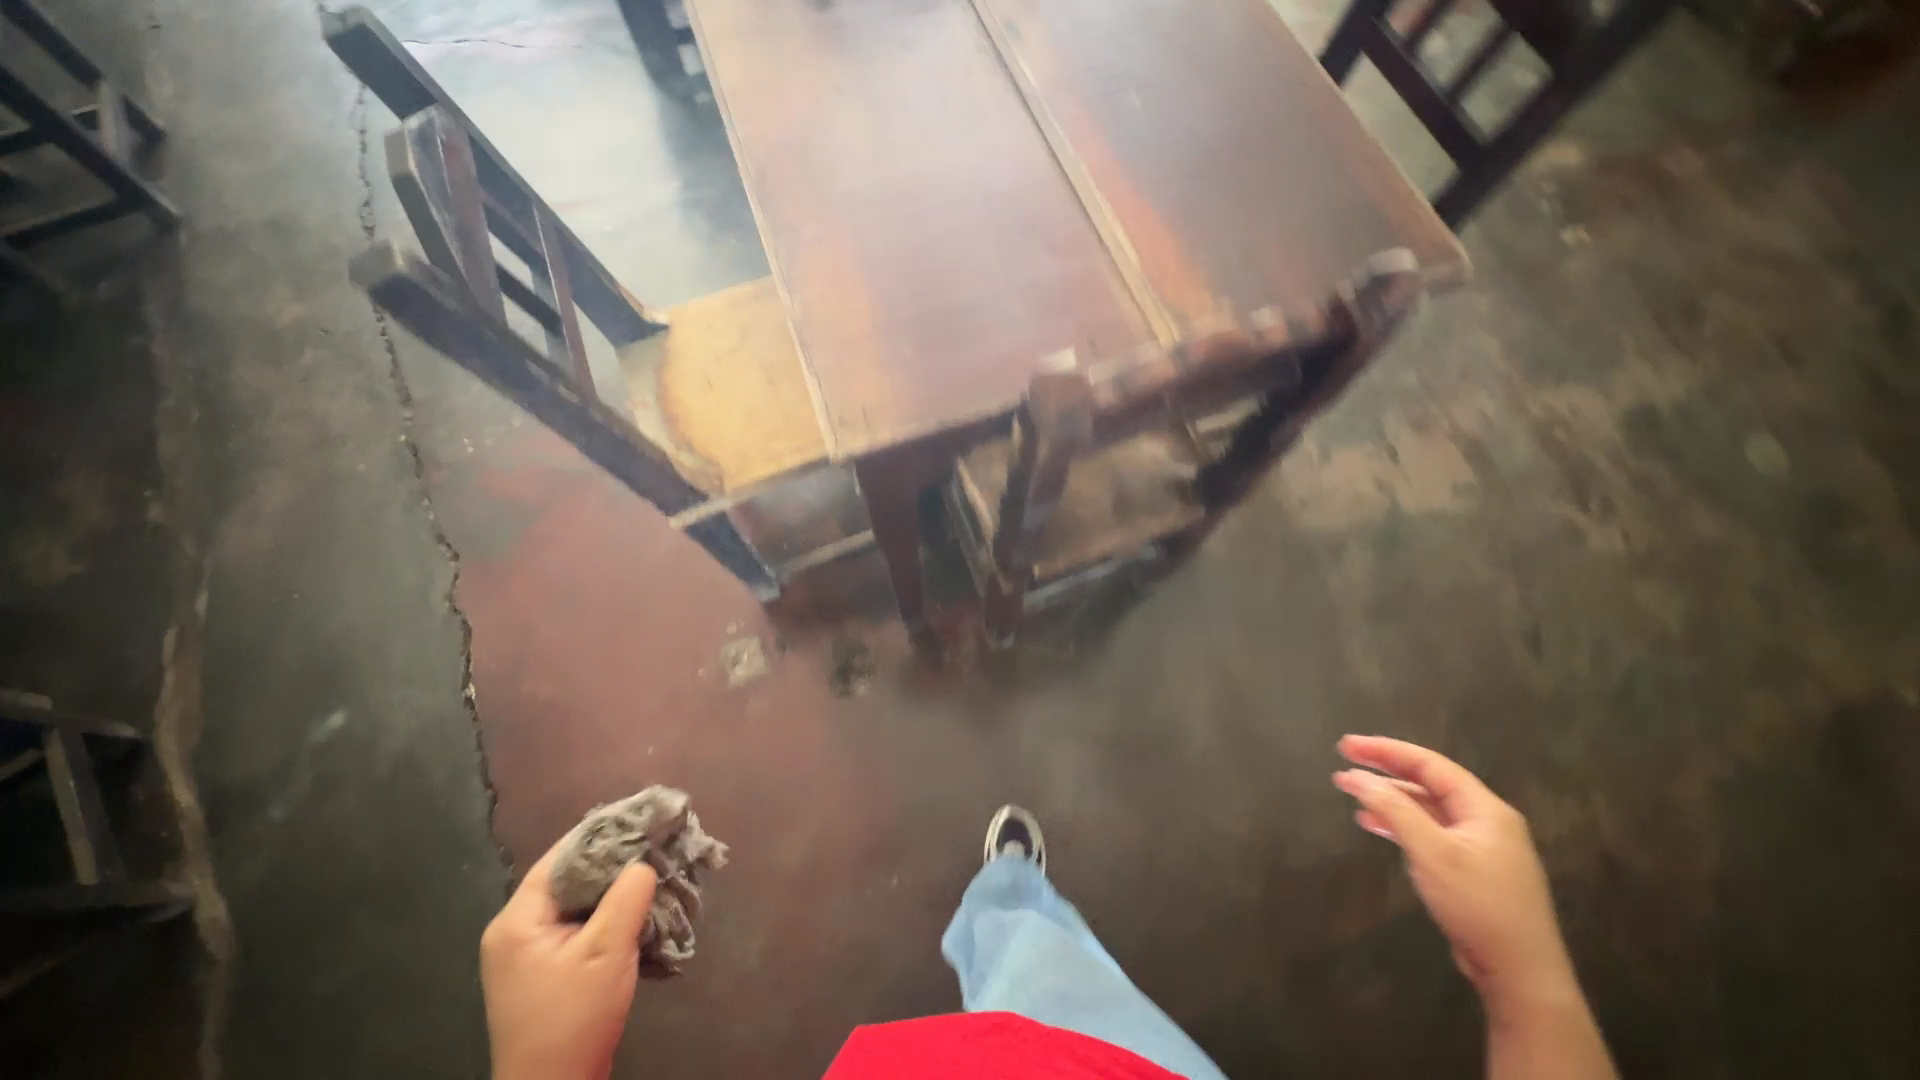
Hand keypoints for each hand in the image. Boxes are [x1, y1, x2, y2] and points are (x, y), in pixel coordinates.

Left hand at [481, 839, 657, 1079]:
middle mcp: (515, 930)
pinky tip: (639, 912)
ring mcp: (527, 955)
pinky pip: (579, 927)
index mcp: (517, 919)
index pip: (563, 856)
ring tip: (656, 872)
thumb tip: (644, 861)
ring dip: (615, 890)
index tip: (645, 816)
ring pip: (577, 903)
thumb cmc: (574, 1019)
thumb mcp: (607, 951)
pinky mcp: (545, 974)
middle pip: (570, 878)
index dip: (605, 832)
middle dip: (615, 861)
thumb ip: (627, 897)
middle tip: (657, 844)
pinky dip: (608, 916)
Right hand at [1332, 735, 1574, 1008]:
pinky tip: (1375, 826)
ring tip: (1351, 793)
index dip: (1386, 750)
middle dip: (1386, 771)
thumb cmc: (1478, 904)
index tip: (1347, 746)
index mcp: (1485, 809)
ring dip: (1389, 798)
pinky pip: (1429, 832)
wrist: (1520, 972)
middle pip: (1429, 783)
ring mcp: (1479, 846)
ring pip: (1427, 809)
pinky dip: (1400, 825)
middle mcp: (1485, 820)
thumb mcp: (1432, 853)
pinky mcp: (1469, 869)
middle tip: (1345, 762)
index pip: (1430, 764)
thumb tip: (1357, 777)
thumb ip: (1394, 810)